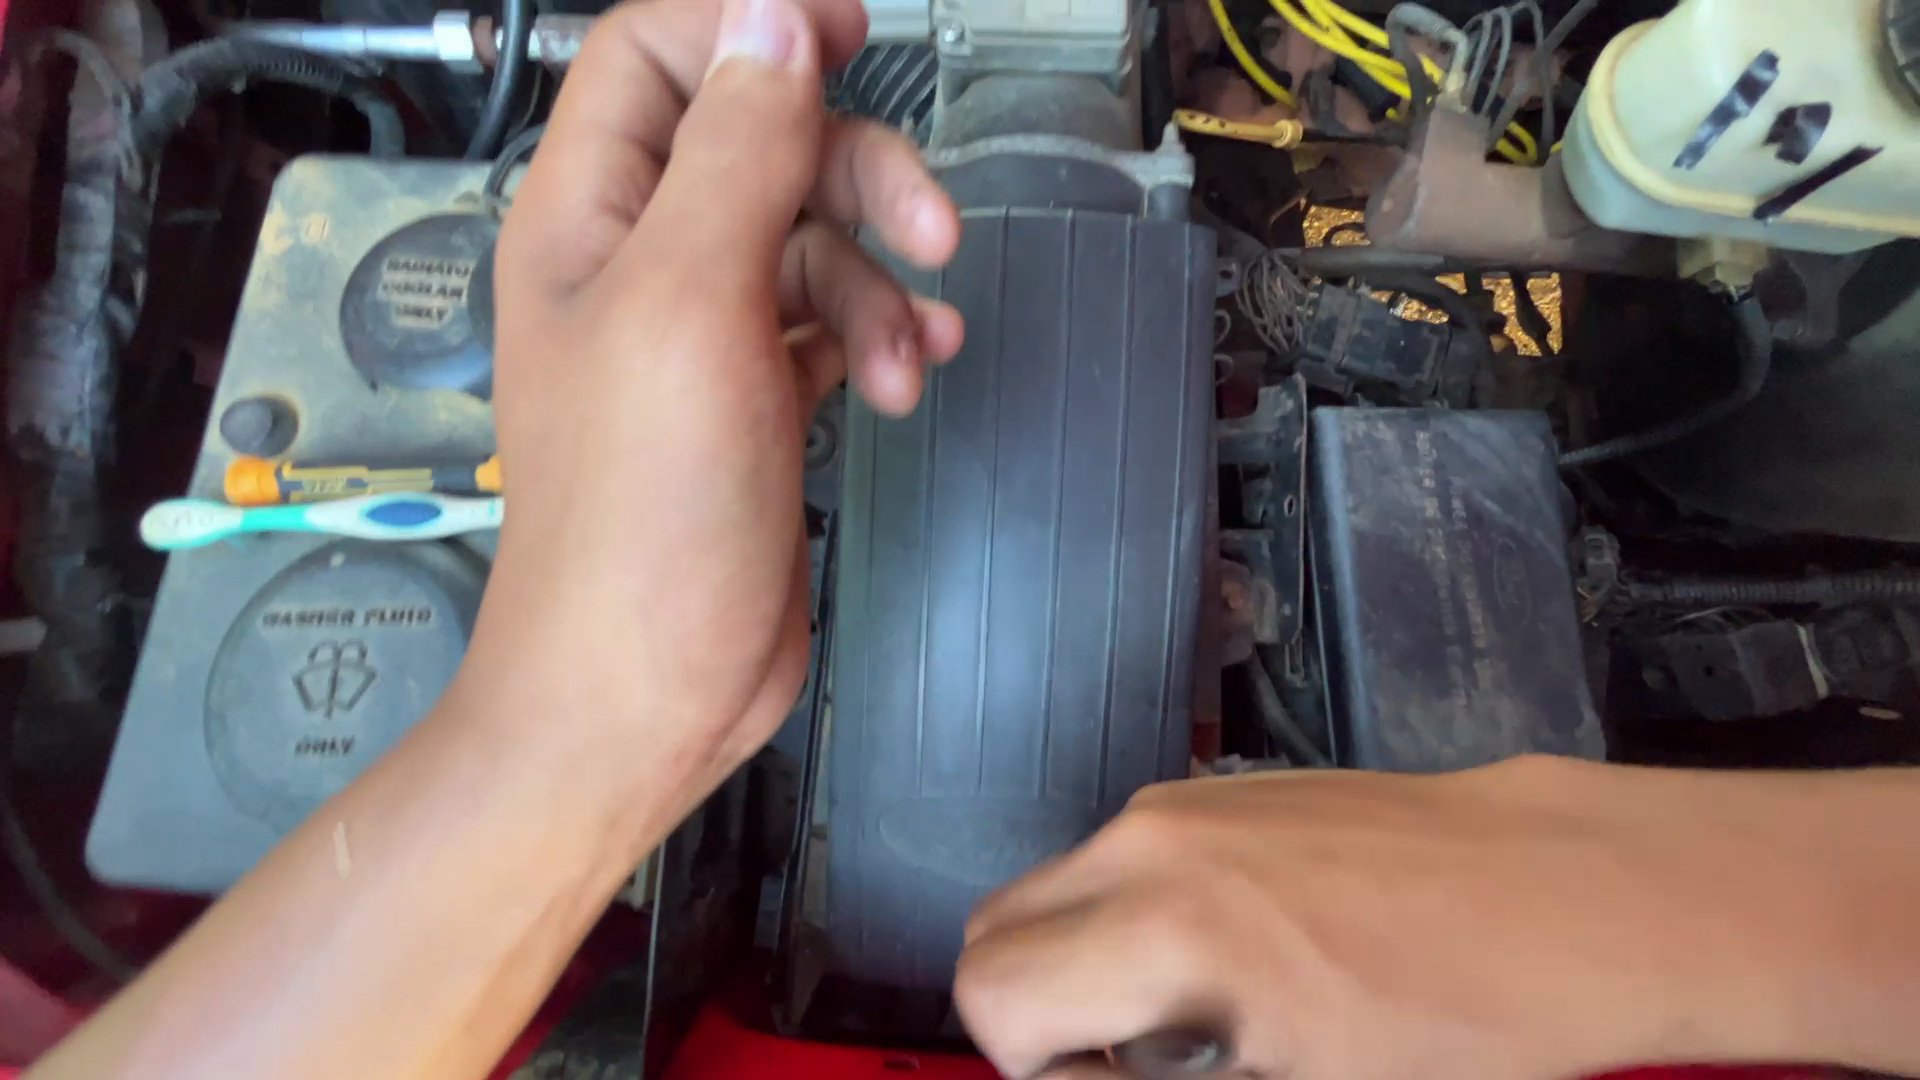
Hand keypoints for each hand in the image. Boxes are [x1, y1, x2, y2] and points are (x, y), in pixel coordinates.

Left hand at [473, 0, 960, 820]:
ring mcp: (708, 339)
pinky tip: (910, 381)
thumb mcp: (690, 309)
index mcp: (592, 219)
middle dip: (859, 180)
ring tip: (918, 359)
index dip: (753, 28)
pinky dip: (876, 342)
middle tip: (939, 233)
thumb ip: (736, 159)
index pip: (661, 59)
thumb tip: (775, 21)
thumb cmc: (650, 509)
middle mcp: (645, 266)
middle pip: (763, 155)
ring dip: (881, 289)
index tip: (856, 34)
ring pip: (813, 252)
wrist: (652, 681)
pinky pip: (830, 330)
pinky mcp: (760, 403)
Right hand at [954, 757, 1847, 1079]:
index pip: (991, 993)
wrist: (1550, 882)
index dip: (1029, 1072)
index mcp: (1158, 928)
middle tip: (1124, 1065)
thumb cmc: (1458, 1025)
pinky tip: (1225, 951)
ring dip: (1077, 964)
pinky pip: (1105, 862)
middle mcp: (1137, 842)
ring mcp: (1165, 802)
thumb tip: (1108, 1067)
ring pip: (1047, 893)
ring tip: (1184, 1010)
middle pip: (993, 931)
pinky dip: (1118, 919)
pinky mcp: (1197, 789)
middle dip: (1032, 1015)